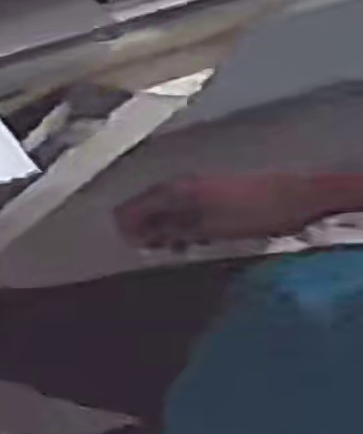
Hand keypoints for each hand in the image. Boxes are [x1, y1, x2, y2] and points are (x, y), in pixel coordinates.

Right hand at [114, 173, 327, 247]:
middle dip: (147, 230)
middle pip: (143, 208)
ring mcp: (194, 183)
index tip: (138, 249)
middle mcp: (174, 184)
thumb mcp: (207, 228)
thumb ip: (167, 231)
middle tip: (161, 250)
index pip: (126, 211)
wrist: (306, 196)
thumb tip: (136, 237)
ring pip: (164, 208)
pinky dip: (183, 221)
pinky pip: (182, 205)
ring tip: (184, 246)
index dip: (126, 231)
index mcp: (167, 192)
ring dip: (167, 227)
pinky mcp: (211, 187)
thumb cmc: (252, 214)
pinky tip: (200, 233)